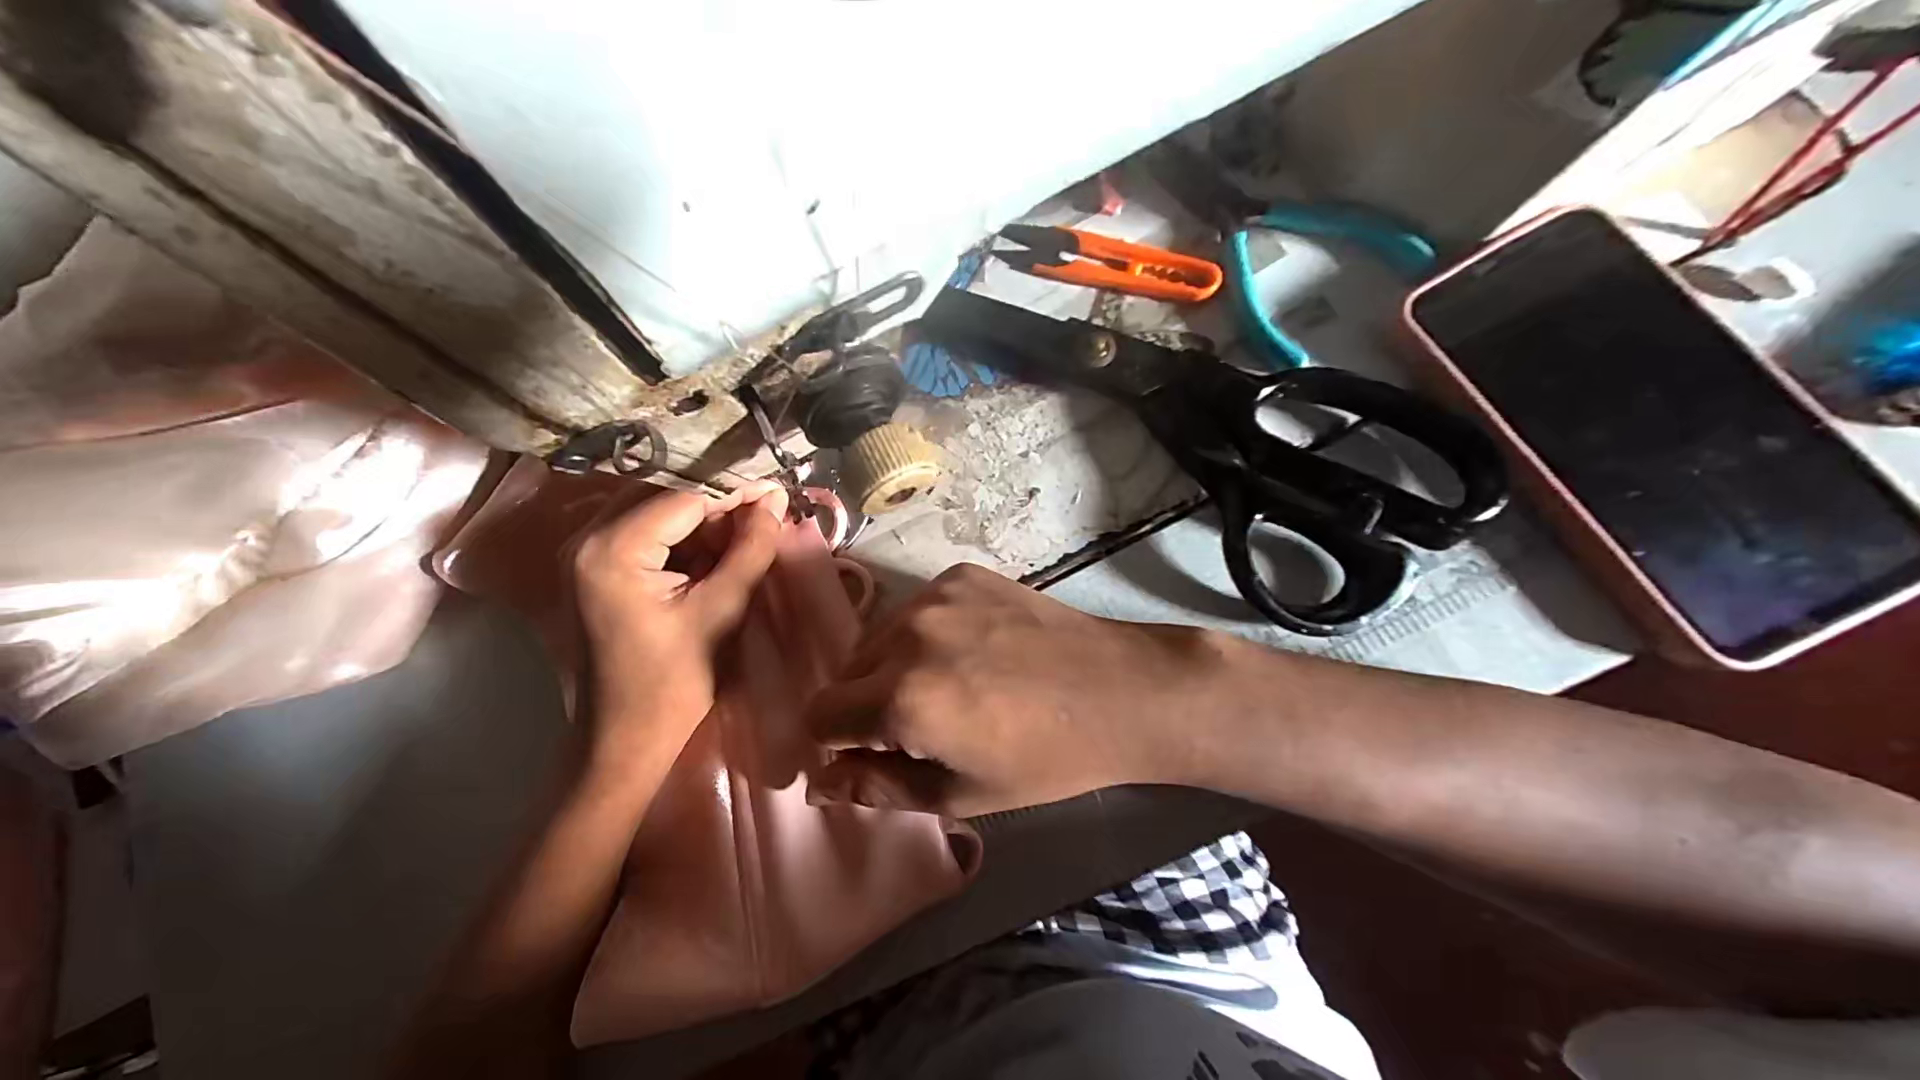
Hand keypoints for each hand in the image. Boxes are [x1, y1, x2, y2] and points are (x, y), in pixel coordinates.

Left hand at [571, 480, 788, 769]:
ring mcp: (586, 555)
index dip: (735, 494)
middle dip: (720, 505)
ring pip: (659, 514)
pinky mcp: (596, 571)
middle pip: (666, 498)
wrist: (622, 743)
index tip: (778, 494)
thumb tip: (774, 502)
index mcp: (611, 550)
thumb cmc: (672, 686)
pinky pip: (649, 537)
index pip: (684, 497)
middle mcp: (586, 540)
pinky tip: (721, 553)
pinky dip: (687, 541)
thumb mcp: (720, 613)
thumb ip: (749, 550)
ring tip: (752, 535)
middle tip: (769, 515)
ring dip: (706, 522)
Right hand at [804, 564, 1240, 816]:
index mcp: (903, 699)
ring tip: (949, 686)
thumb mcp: (960, 795)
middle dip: (863, 705)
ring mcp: (935, 595)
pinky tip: (972, 651)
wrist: (1119, 690)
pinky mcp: (960, 574)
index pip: (819, 716)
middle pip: (844, 674)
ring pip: (878, 638)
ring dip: (891, 666)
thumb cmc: (1045, 758)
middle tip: (918, 726)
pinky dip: (925, 634)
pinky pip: (916, 609)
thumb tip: (819, 782)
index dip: (836, 743)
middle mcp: (907, 635)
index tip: (869, 753)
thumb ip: (878, 789)